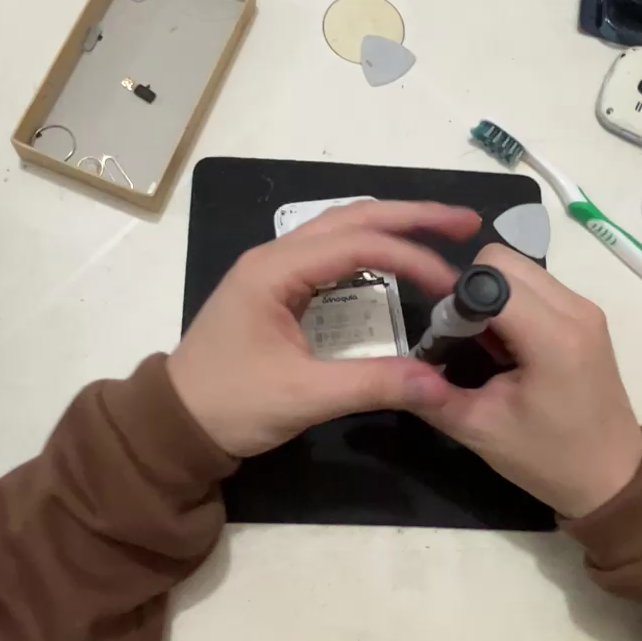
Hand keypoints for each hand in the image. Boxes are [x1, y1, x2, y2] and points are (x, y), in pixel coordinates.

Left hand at [168, 201, 481, 456]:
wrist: (176, 423)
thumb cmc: (231, 404)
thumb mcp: (303, 396)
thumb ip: (373, 384)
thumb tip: (440, 383)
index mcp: (275, 269)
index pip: (358, 244)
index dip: (413, 257)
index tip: (452, 285)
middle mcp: (275, 256)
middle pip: (352, 217)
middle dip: (411, 216)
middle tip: (465, 223)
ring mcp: (274, 269)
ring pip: (341, 228)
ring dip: (391, 226)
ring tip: (440, 233)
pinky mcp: (277, 288)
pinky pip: (331, 253)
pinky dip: (370, 250)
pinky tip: (395, 261)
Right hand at [410, 244, 641, 517]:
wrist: (613, 479)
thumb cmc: (547, 458)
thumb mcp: (478, 429)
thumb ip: (430, 392)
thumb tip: (389, 367)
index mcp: (553, 336)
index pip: (490, 277)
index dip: (455, 299)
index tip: (446, 337)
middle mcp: (575, 308)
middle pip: (503, 260)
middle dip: (470, 290)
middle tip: (463, 339)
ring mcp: (584, 307)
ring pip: (519, 267)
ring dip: (491, 294)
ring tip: (487, 344)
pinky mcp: (585, 314)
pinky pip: (535, 284)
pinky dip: (511, 301)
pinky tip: (508, 345)